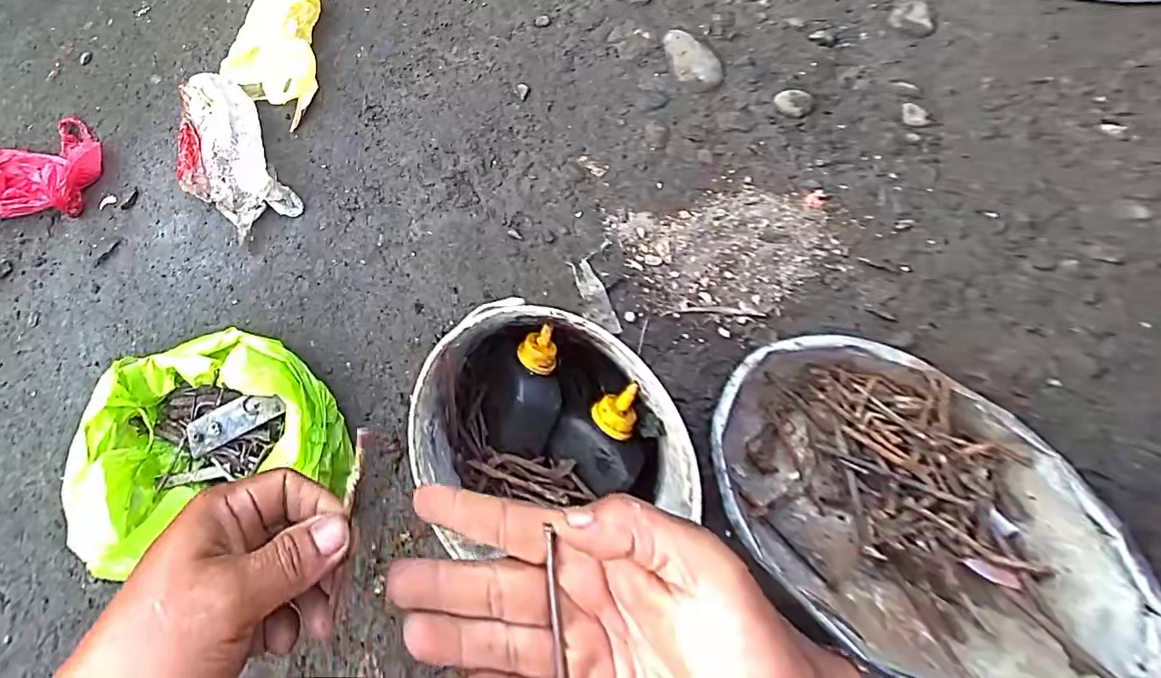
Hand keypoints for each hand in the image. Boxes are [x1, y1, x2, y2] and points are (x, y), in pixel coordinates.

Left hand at [58, 469, 352, 677]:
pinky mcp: (232, 614)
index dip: (320, 511)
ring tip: (308, 626)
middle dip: (318, 563)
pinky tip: (274, 642)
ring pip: (291, 570)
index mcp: (223, 512)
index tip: (344, 543)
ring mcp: (231, 577)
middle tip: (332, 594)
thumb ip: (288, 560)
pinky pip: (277, 604)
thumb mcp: (230, 594)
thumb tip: (337, 528)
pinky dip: (286, 623)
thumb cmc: (153, 642)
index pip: (288, 488)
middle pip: (295, 531)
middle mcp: (229, 537)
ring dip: (307, 598)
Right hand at [387, 486, 857, 677]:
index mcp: (605, 558)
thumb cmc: (761, 649)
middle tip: (399, 579)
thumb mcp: (707, 569)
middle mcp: (585, 599)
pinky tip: (457, 668)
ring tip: (413, 630)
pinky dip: (485, 674)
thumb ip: (641, 527)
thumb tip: (575, 515)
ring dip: (455, 633)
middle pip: (500, 586)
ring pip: (504, 638)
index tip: (430, 500)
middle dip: (446, 581)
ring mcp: (585, 653)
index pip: (524, 528)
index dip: (472, 514)